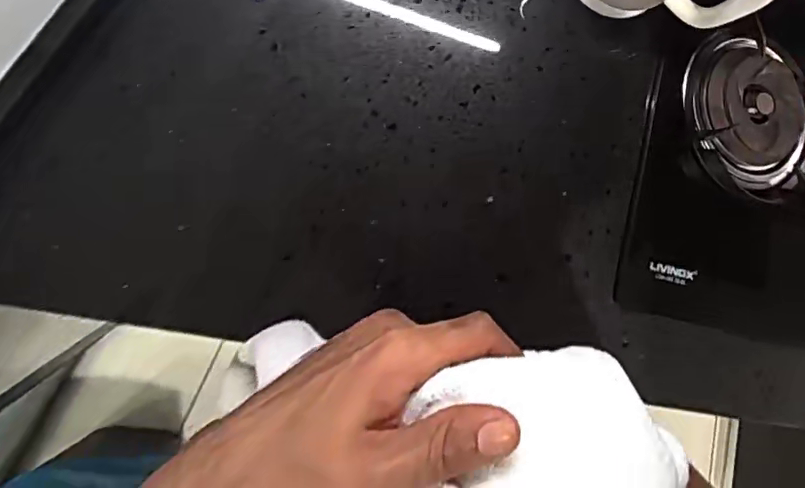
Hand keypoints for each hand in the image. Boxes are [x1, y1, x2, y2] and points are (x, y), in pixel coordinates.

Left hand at [148, 311, 522, 487]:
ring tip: (431, 449)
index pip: (479, 332)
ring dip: (440, 395)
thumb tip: (507, 424)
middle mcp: (381, 331)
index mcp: (398, 346)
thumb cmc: (283, 482)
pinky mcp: (338, 363)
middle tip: (476, 440)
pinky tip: (390, 442)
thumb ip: (443, 446)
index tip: (521, 402)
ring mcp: (357, 344)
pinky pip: (394, 368)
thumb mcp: (372, 477)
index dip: (509, 361)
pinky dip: (409, 398)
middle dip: (474, 385)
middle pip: (454, 343)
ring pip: (424, 358)